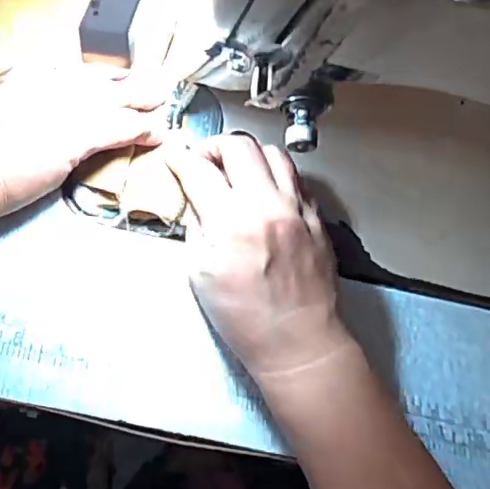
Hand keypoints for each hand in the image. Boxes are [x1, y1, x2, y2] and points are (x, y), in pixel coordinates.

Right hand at [0, 63, 167, 226]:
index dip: (102, 79)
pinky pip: (121, 127)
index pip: (75, 72)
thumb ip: (17, 113)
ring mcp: (65, 105)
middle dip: (129, 83)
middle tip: (154, 83)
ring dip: (145, 102)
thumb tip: (32, 124)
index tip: (116, 82)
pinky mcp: (76, 134)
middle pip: (101, 80)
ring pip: (119, 100)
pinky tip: (157, 133)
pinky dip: (143, 130)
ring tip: (165, 103)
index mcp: (24, 74)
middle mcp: (48, 81)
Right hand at [164, 133, 354, 382]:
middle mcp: (269, 207)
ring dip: (247, 156)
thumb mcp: (199, 272)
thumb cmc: (244, 317)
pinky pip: (294, 179)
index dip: (179, 159)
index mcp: (233, 223)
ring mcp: (298, 210)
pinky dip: (273, 178)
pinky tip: (262, 197)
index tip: (172, 159)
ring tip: (234, 173)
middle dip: (213, 147)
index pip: (199, 170)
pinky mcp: (316, 219)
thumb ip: (196, 228)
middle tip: (202, 162)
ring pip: (273, 153)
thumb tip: (194, 201)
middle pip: (239, 145)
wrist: (299, 343)